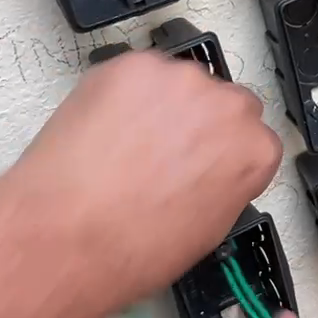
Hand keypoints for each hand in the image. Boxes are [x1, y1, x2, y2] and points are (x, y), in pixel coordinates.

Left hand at [0, 51, 281, 317]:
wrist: (62, 236)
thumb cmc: (127, 250)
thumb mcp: (206, 233)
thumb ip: (227, 185)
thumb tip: (214, 173)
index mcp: (254, 149)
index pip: (256, 136)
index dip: (226, 151)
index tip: (206, 160)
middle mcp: (227, 107)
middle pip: (225, 101)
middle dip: (200, 123)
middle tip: (165, 152)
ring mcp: (179, 80)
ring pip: (179, 83)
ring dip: (161, 105)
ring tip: (126, 144)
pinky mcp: (133, 66)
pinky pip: (137, 73)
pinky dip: (123, 94)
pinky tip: (106, 130)